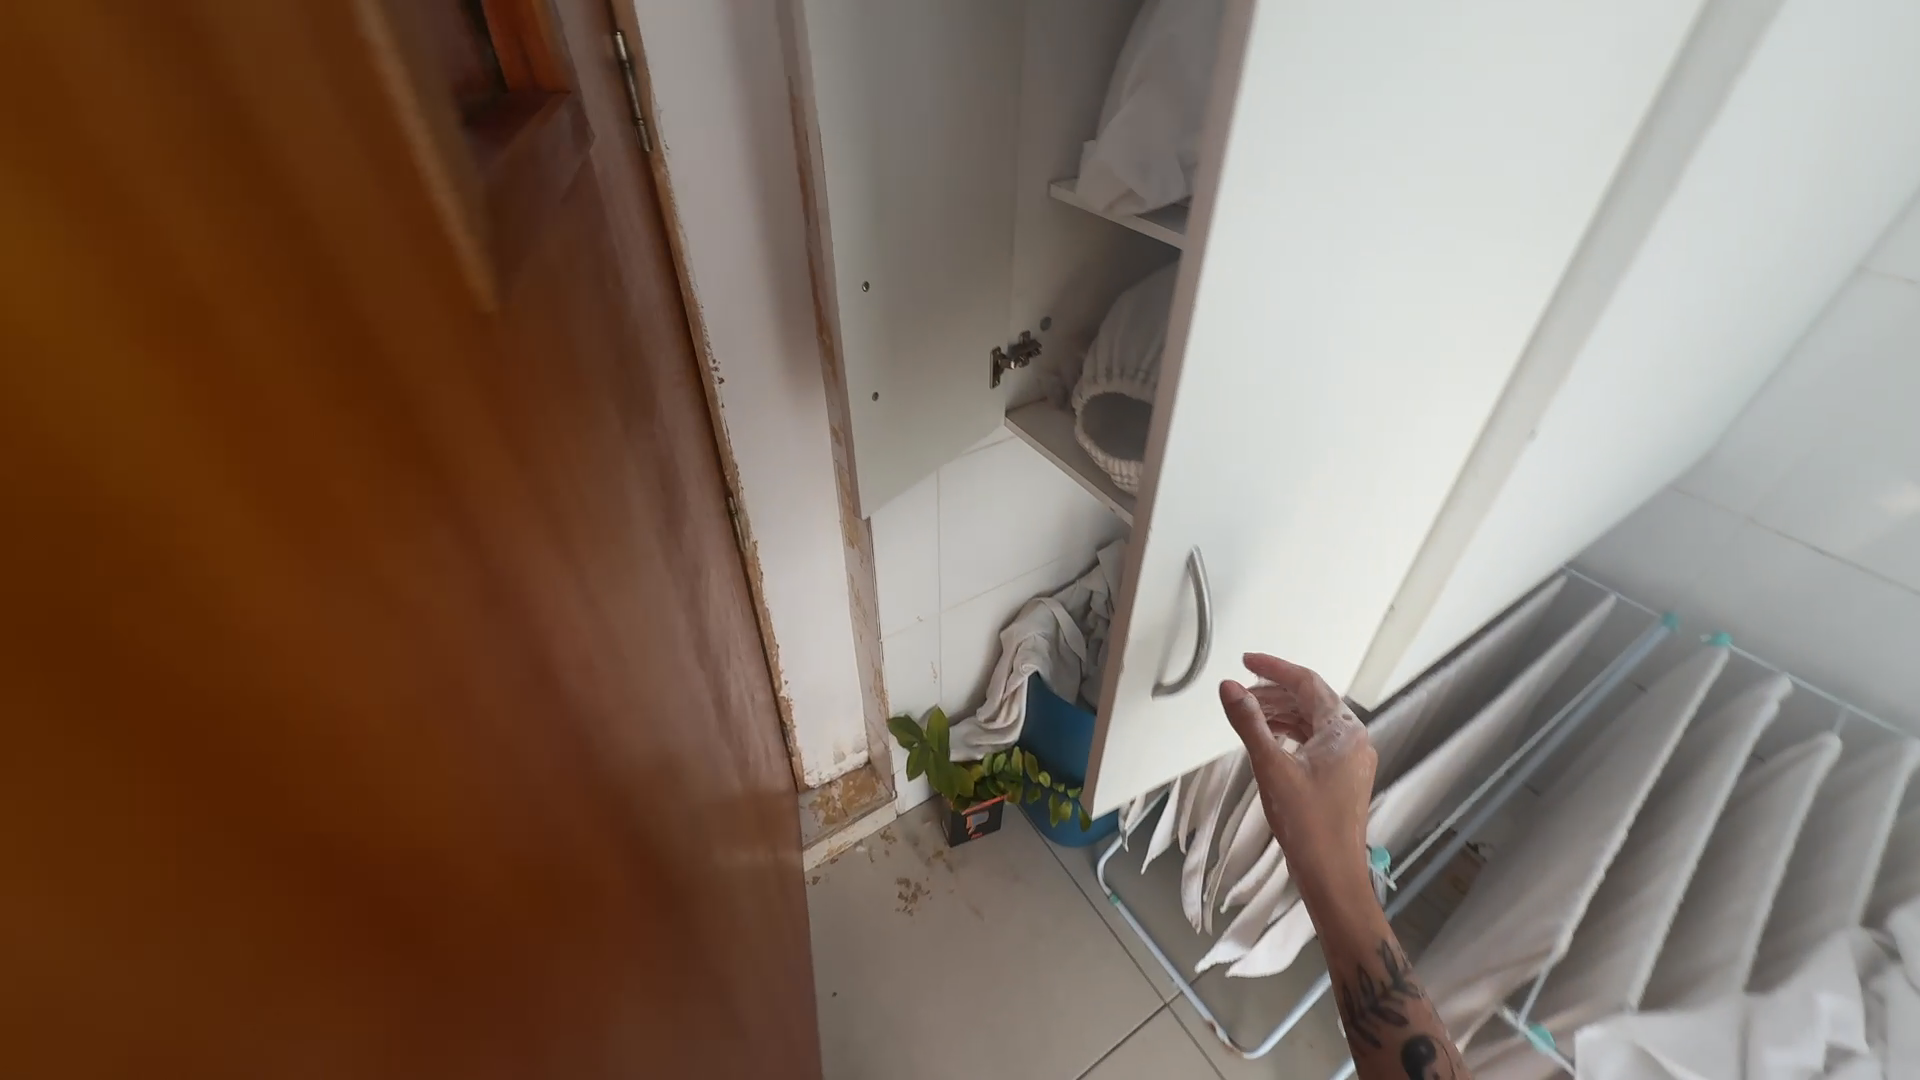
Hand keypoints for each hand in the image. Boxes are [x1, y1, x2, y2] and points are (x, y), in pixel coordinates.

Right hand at [1219, 653, 1375, 905]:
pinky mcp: (1343, 775)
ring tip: (1248, 711)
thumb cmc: (1307, 823)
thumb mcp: (1271, 766)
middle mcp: (1354, 739)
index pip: (1307, 682)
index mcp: (1344, 730)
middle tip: (1241, 689)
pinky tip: (1268, 737)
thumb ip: (1249, 722)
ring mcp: (1351, 758)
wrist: (1332, 875)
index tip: (1245, 660)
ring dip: (1280, 710)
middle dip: (1274, 690)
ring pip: (1312, 719)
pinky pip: (1315, 739)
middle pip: (1312, 698)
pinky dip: (1289, 730)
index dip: (1274, 667)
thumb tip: (1229, 686)